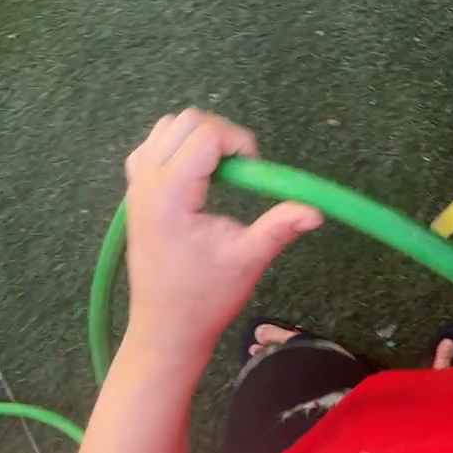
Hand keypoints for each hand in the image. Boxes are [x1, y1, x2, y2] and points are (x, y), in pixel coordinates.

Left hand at [123, 110, 322, 364]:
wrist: (164, 331)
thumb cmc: (205, 298)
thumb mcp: (248, 260)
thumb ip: (280, 228)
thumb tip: (316, 211)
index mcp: (171, 197)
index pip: (204, 135)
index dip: (237, 141)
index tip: (254, 170)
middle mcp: (147, 184)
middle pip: (185, 122)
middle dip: (221, 134)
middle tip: (241, 168)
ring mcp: (136, 186)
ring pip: (167, 127)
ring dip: (199, 137)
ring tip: (220, 170)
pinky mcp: (135, 192)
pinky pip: (154, 144)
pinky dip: (179, 145)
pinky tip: (197, 175)